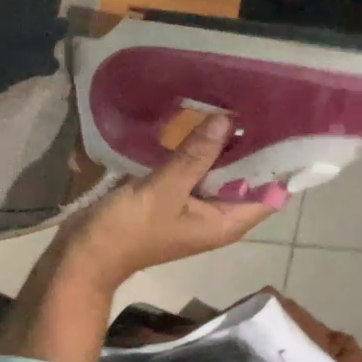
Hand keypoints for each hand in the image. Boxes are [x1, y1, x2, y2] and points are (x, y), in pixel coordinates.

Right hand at [56, 112, 279, 291]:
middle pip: (243, 178)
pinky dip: (188, 158)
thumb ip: (194, 157)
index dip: (279, 158)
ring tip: (216, 111)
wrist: (81, 255)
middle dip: (244, 147)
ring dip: (213, 149)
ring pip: (213, 174)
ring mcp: (190, 210)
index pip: (272, 188)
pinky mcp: (166, 203)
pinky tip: (182, 133)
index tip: (278, 122)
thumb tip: (226, 120)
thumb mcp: (161, 192)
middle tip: (245, 106)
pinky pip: (187, 177)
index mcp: (227, 221)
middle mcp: (216, 216)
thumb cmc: (125, 231)